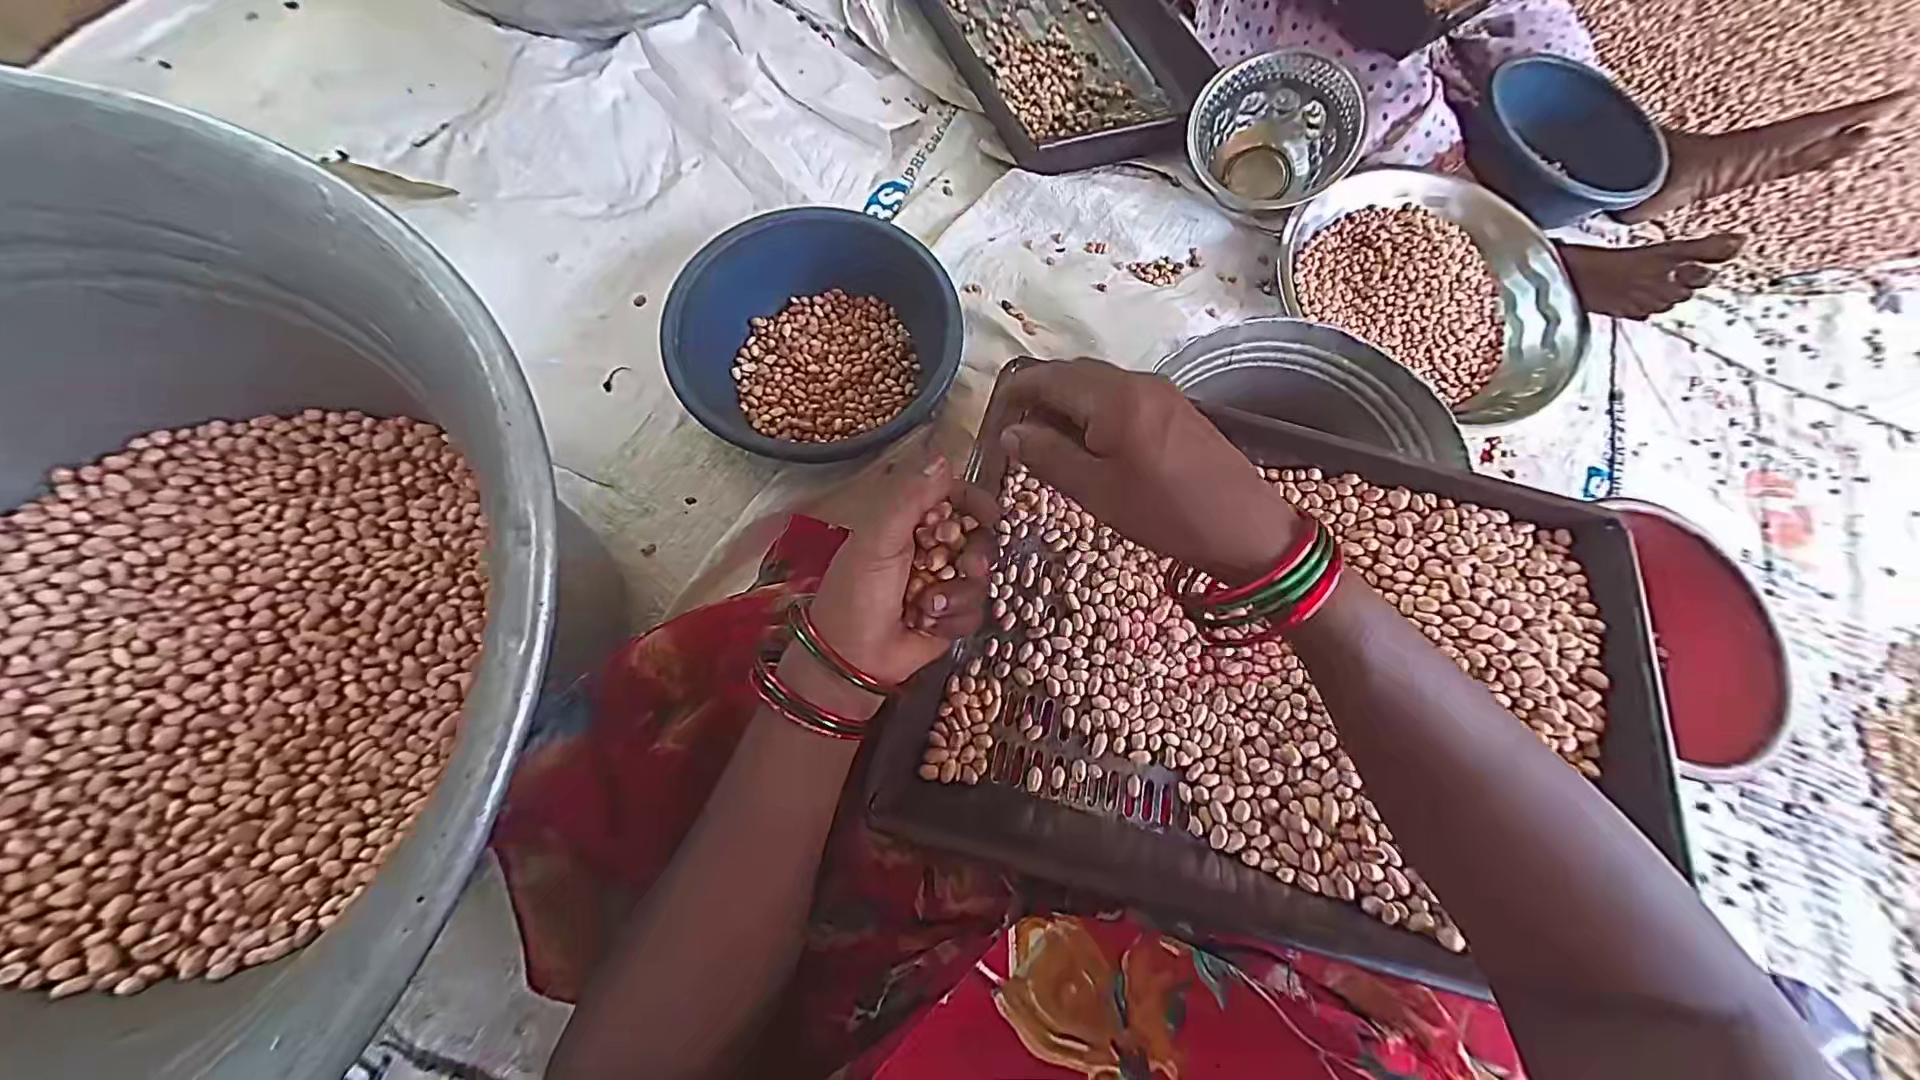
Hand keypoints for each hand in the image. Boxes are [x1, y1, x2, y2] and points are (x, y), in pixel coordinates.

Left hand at [792, 451, 996, 718]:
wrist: (851, 657)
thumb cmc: (856, 592)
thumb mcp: (878, 538)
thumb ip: (910, 498)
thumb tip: (943, 458)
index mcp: (911, 523)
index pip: (955, 499)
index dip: (976, 504)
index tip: (990, 516)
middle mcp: (932, 549)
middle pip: (980, 538)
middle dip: (975, 555)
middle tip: (966, 567)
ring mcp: (944, 583)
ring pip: (981, 578)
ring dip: (956, 594)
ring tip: (926, 607)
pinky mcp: (953, 617)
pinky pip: (976, 610)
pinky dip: (953, 619)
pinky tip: (925, 625)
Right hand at [999, 358, 1302, 585]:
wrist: (1245, 527)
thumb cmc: (1165, 513)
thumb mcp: (1096, 491)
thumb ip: (1048, 456)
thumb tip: (1010, 434)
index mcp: (1114, 397)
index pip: (1047, 377)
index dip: (1014, 395)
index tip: (994, 422)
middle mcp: (1137, 381)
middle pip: (1071, 375)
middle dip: (1037, 400)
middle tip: (1016, 439)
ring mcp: (1159, 392)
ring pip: (1095, 387)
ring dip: (1064, 408)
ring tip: (1046, 448)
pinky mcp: (1173, 409)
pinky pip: (1119, 399)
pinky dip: (1092, 415)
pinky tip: (1087, 447)